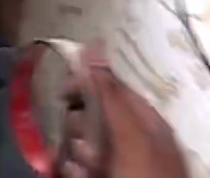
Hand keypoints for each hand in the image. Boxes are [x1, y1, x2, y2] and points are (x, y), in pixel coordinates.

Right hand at [61, 63, 189, 177]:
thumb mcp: (130, 135)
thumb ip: (110, 91)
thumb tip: (91, 44)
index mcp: (147, 119)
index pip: (110, 85)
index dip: (84, 83)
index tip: (62, 91)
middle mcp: (138, 138)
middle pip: (96, 113)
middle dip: (79, 124)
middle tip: (76, 139)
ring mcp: (126, 163)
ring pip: (88, 142)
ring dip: (76, 149)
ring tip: (79, 164)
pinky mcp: (112, 175)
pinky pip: (86, 166)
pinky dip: (77, 168)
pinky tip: (76, 172)